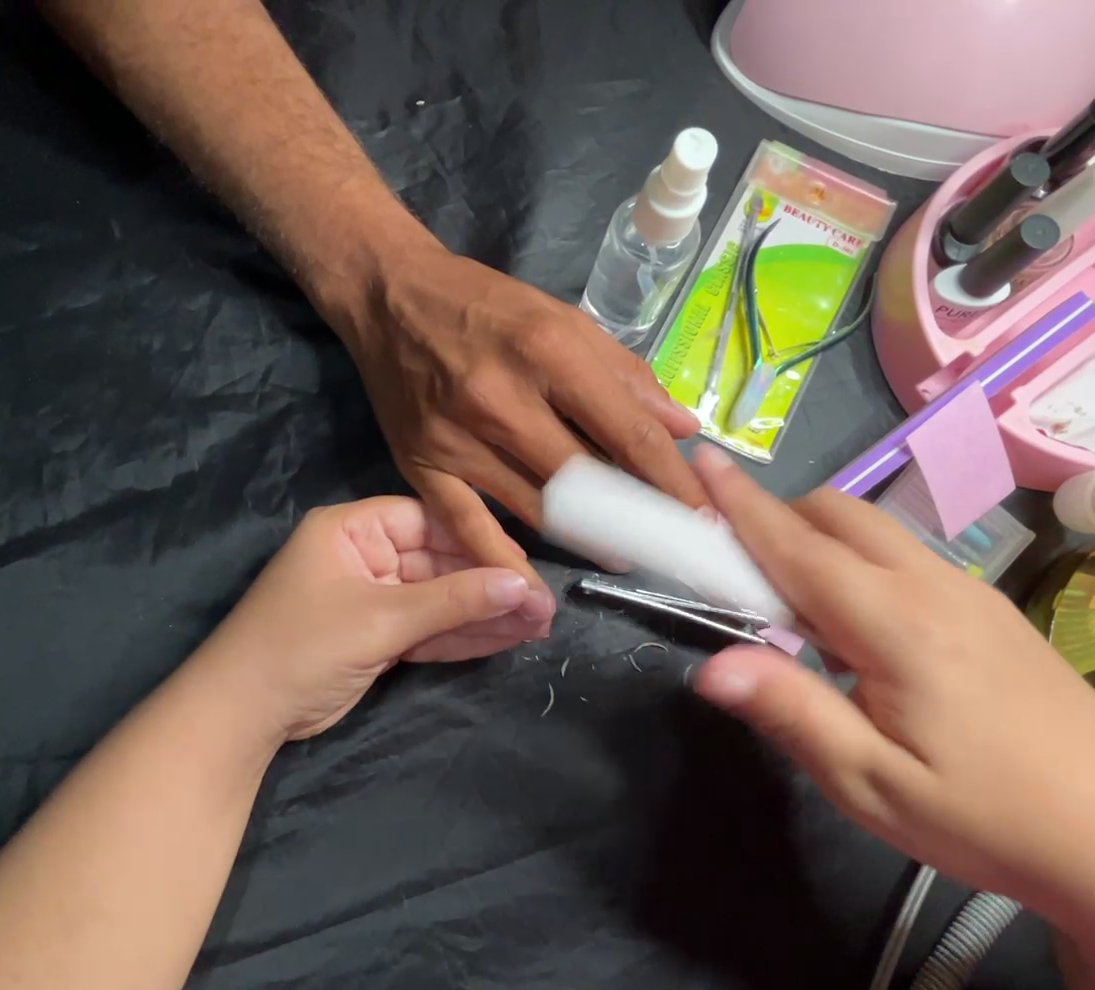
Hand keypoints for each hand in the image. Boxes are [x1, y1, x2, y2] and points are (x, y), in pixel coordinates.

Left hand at [194, 497, 548, 745]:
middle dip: (489, 588)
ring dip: (484, 615)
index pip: (430, 522)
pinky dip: (462, 637)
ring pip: (440, 601)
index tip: (527, 568)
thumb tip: (522, 587)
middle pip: (441, 564)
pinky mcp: (378, 636)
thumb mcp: (381, 618)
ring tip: (538, 626)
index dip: (481, 543)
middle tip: (543, 607)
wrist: (243, 715)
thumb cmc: (302, 646)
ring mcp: (373, 599)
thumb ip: (452, 600)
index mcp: (352, 529)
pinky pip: (428, 630)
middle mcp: (365, 556)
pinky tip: (506, 638)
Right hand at [333, 240, 704, 607]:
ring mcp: (457, 439)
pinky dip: (503, 560)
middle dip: (636, 520)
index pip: (627, 433)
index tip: (704, 518)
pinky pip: (467, 527)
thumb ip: (624, 375)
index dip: (672, 483)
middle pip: (586, 482)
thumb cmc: (484, 304)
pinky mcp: (422, 466)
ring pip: (536, 509)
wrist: (390, 297)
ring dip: (586, 541)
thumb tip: (681, 428)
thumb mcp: (561, 317)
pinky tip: (534, 588)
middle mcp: (502, 400)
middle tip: (670, 547)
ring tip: (622, 556)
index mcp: (548, 352)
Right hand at [683, 447, 1094, 919]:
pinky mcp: (990, 611)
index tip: (702, 458)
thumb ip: (791, 711)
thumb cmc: (989, 819)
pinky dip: (855, 564)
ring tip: (794, 615)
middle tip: (738, 576)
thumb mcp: (871, 783)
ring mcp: (969, 593)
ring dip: (817, 542)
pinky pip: (903, 558)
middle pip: (838, 513)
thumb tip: (710, 665)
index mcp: (897, 625)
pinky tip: (857, 635)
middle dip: (776, 519)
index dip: (742, 504)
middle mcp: (933, 587)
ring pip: (873, 532)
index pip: (799, 546)